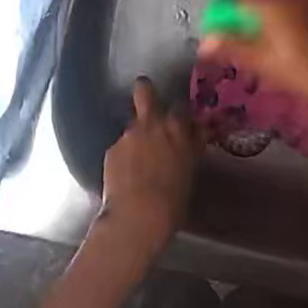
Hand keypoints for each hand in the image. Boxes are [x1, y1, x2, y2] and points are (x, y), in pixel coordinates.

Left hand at [98, 78, 198, 252]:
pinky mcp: (111, 149)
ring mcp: (128, 134)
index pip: (180, 105)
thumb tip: (196, 133)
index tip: (179, 123)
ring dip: (136, 137)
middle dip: (145, 91)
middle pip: (144, 89)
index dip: (178, 113)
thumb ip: (191, 147)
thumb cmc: (173, 201)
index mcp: (176, 128)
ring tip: (138, 163)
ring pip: (132, 125)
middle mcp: (151, 124)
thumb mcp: (190, 172)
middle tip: (148, 105)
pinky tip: (125, 178)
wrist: (137, 218)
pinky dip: (123, 158)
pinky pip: (120, 148)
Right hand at [198, 0, 307, 110]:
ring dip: (260, 20)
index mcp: (271, 3)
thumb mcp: (260, 62)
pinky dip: (280, 21)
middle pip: (254, 0)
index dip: (221, 14)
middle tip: (234, 42)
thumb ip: (229, 47)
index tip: (215, 32)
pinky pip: (291, 10)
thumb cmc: (300, 73)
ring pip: (273, 5)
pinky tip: (281, 45)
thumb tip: (204, 42)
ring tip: (257, 47)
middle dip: (240, 18)